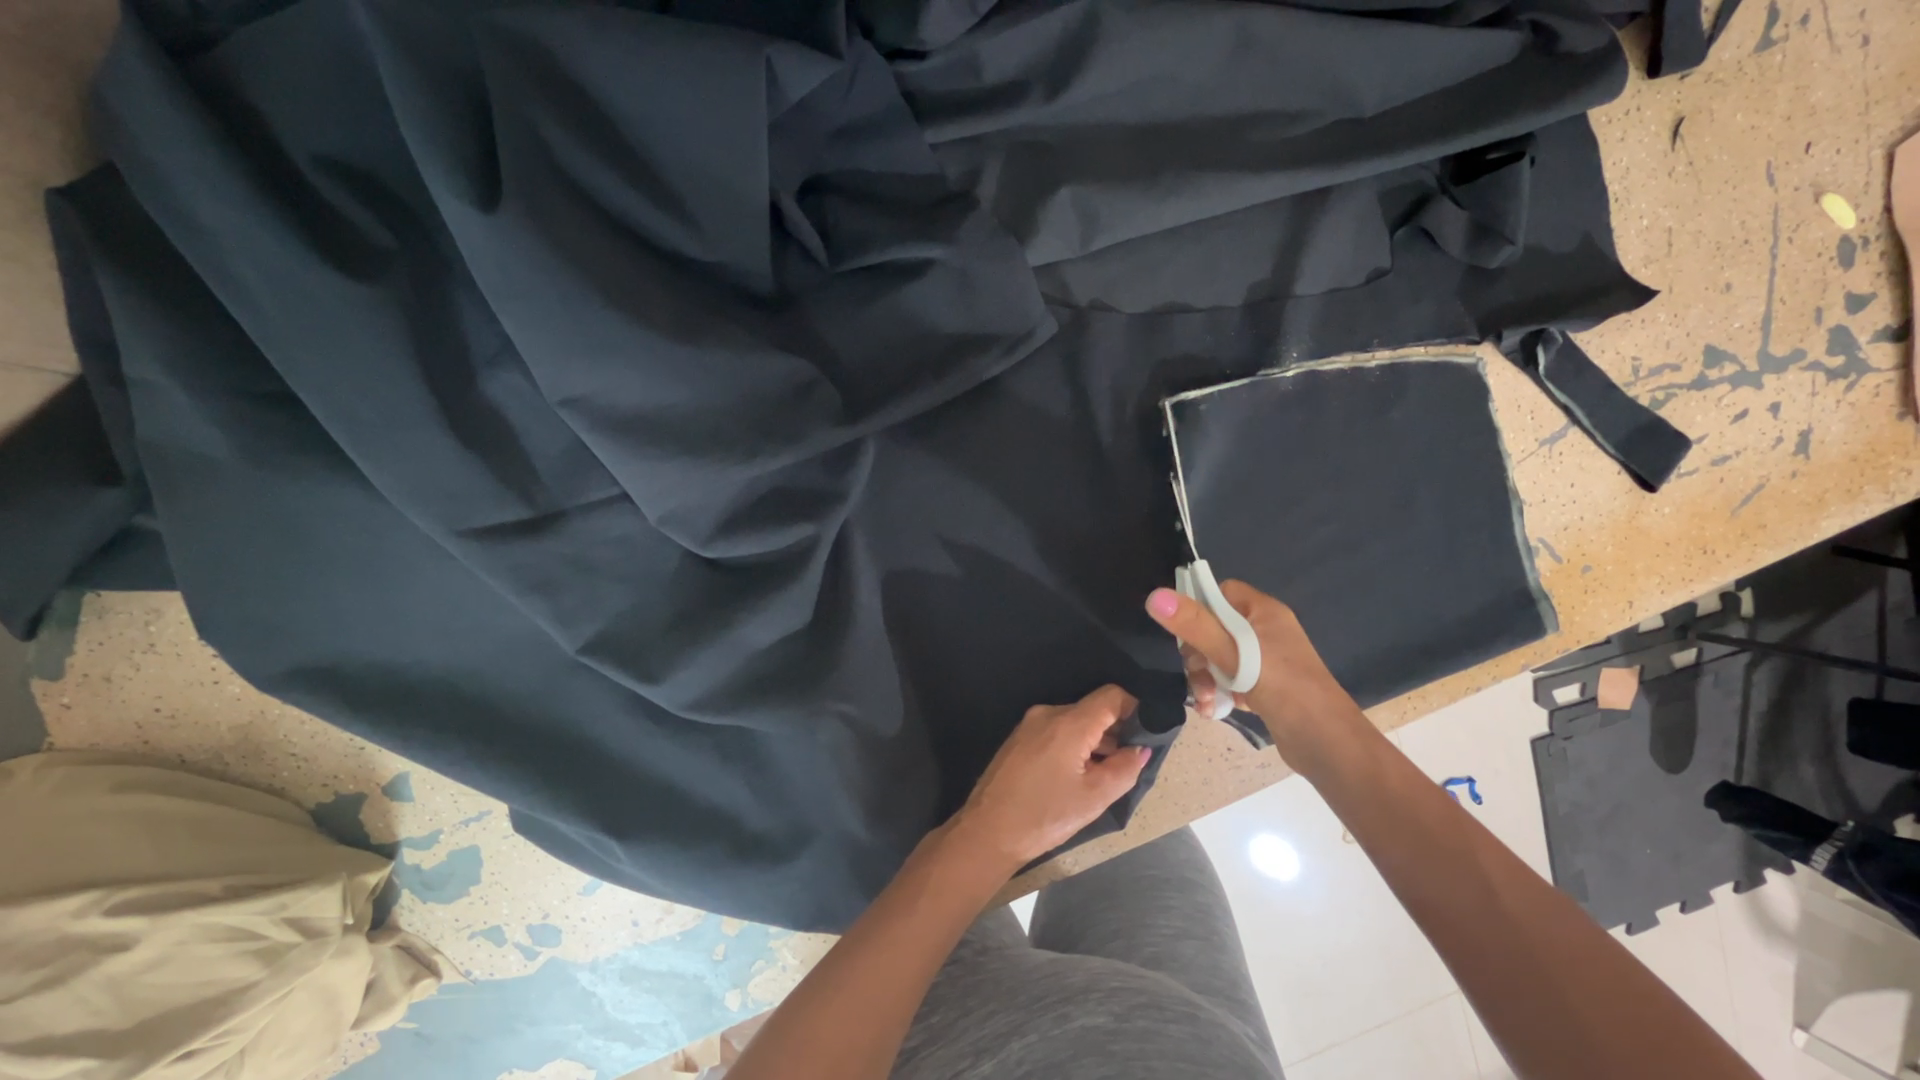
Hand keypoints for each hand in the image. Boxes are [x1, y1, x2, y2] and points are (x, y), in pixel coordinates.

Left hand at [944, 685, 1151, 873]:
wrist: (987, 832)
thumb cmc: (1045, 815)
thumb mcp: (1094, 797)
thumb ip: (1125, 768)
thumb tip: (1140, 749)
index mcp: (1068, 722)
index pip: (1112, 695)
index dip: (1136, 708)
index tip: (1148, 732)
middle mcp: (1047, 714)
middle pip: (1092, 709)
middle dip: (1116, 730)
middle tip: (1132, 759)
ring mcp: (1029, 726)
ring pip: (1074, 722)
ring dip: (1095, 742)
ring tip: (1109, 772)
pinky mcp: (1019, 740)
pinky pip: (1056, 732)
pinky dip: (1074, 746)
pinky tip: (1080, 774)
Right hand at [1144, 581, 1371, 774]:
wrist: (1324, 741)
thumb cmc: (1281, 687)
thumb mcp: (1233, 653)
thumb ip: (1194, 625)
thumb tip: (1154, 595)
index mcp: (1263, 612)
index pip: (1221, 593)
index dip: (1197, 608)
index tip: (1183, 632)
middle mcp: (1265, 631)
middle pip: (1214, 628)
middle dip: (1197, 654)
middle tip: (1197, 673)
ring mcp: (1266, 661)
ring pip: (1219, 658)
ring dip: (1204, 679)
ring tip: (1205, 700)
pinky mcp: (1264, 688)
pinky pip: (1230, 681)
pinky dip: (1218, 693)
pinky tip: (1213, 710)